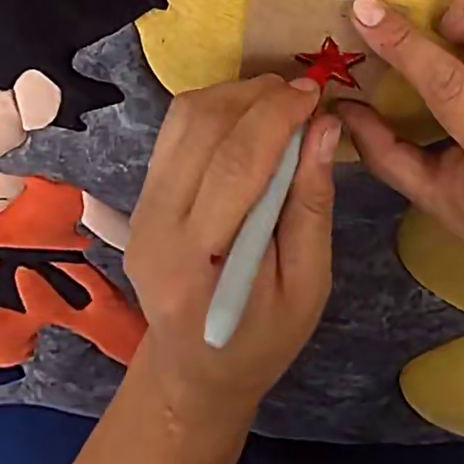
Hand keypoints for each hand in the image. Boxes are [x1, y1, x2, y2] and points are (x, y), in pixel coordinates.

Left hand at [124, 74, 339, 422]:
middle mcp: (154, 223)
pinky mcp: (141, 193)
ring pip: (184, 117)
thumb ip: (311, 204)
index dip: (277, 116)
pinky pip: (176, 129)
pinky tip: (248, 117)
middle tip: (302, 94)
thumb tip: (323, 128)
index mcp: (195, 260)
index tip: (314, 93)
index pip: (235, 162)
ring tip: (279, 101)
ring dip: (235, 94)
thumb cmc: (260, 341)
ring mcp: (140, 204)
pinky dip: (216, 108)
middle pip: (202, 127)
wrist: (193, 370)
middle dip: (258, 95)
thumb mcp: (308, 286)